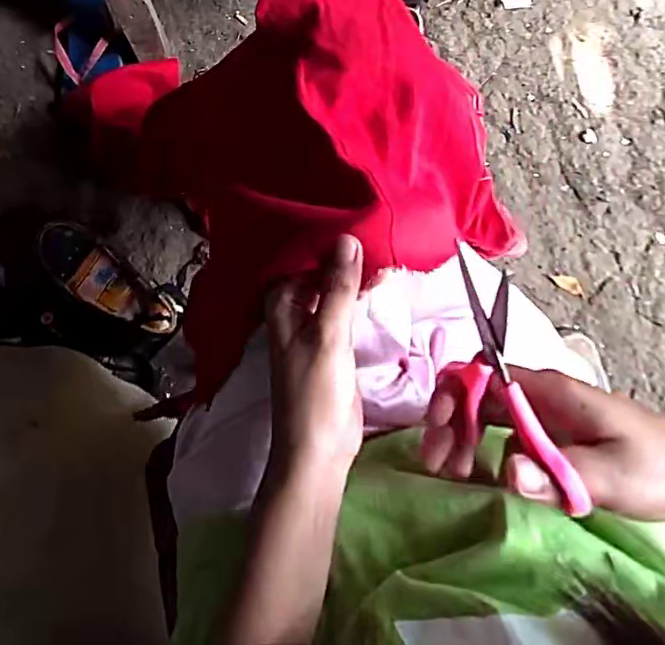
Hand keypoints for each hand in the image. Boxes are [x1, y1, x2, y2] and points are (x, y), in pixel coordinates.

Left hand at [263, 235, 364, 477]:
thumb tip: (348, 238)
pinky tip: (379, 280)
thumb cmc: (315, 393)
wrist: (319, 452)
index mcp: (282, 304)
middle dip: (342, 252)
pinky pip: (345, 306)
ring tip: (382, 244)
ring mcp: (314, 326)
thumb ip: (338, 288)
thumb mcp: (328, 336)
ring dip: (352, 271)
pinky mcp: (333, 342)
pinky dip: (358, 293)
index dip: (323, 237)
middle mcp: (294, 310)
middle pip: (317, 270)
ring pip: (333, 287)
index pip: (300, 257)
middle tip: (375, 225)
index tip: (352, 212)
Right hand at [418, 366, 664, 524]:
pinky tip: (473, 475)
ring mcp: (546, 416)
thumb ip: (559, 476)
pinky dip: (481, 450)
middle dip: (449, 420)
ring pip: (487, 414)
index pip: (485, 374)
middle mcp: (542, 395)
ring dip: (461, 437)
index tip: (437, 429)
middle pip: (479, 393)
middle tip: (435, 464)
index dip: (454, 393)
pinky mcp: (552, 438)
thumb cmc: (661, 468)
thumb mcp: (613, 478)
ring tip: (448, 473)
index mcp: (551, 390)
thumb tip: (506, 473)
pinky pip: (504, 436)